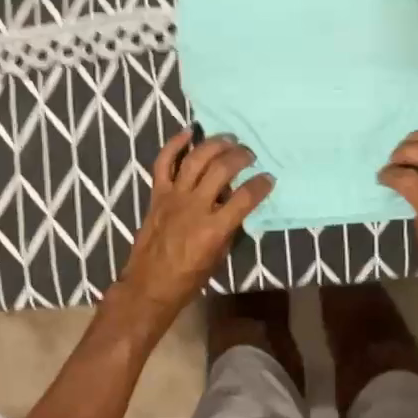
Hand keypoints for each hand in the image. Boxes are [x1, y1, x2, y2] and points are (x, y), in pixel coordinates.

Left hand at [114, 130, 274, 329]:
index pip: (244, 198)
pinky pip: (163, 162)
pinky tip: (189, 132)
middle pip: (221, 169)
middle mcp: (194, 206)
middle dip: (240, 156)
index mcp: (213, 229)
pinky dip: (175, 144)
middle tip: (249, 154)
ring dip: (214, 144)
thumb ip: (229, 226)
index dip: (260, 185)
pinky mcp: (157, 193)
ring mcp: (173, 197)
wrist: (149, 285)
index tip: (268, 178)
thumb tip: (237, 203)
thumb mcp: (219, 256)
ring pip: (195, 159)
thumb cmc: (188, 278)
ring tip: (228, 139)